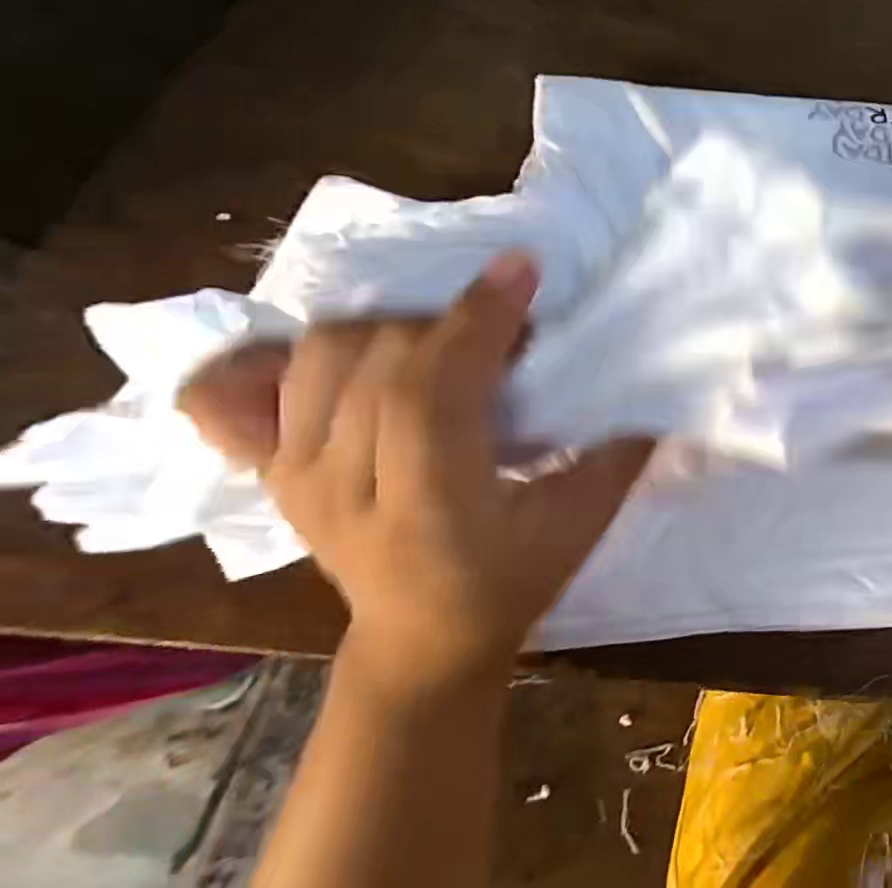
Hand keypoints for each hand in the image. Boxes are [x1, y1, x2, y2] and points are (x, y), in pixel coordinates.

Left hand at [178, 252, 654, 676]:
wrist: (426, 637)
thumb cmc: (516, 578)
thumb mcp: (584, 521)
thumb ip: (617, 451)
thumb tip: (645, 384)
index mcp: (428, 505)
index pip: (431, 389)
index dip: (477, 320)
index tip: (520, 270)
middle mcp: (342, 485)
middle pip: (377, 359)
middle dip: (454, 320)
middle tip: (512, 331)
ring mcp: (292, 477)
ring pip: (320, 356)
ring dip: (396, 327)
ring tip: (448, 342)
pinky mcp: (268, 471)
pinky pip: (230, 395)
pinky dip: (270, 357)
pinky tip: (337, 356)